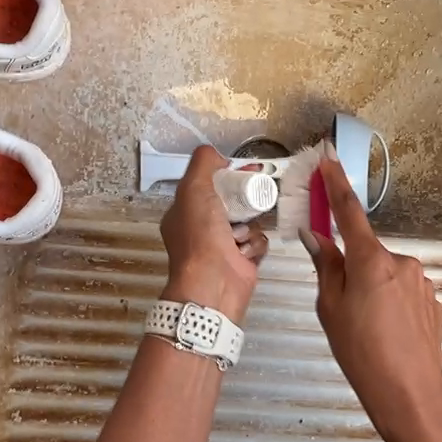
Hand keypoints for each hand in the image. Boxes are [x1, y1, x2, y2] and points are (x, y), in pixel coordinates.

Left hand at [160, 146, 268, 320]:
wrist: (212, 284)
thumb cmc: (198, 237)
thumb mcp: (193, 189)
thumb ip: (203, 164)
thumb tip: (218, 157)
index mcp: (184, 213)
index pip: (208, 186)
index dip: (227, 176)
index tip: (245, 170)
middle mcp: (202, 230)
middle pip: (232, 203)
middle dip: (244, 201)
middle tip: (254, 197)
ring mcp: (222, 247)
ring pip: (248, 222)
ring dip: (248, 227)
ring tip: (238, 236)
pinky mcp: (242, 261)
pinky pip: (258, 243)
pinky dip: (255, 245)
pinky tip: (245, 252)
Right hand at [300, 158, 441, 441]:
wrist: (410, 395)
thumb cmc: (362, 354)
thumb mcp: (330, 309)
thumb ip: (326, 267)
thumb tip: (318, 238)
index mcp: (371, 260)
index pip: (349, 212)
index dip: (336, 184)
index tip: (328, 159)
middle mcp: (401, 263)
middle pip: (365, 253)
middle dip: (350, 270)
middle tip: (340, 308)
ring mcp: (421, 282)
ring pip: (384, 275)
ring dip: (370, 290)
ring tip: (364, 330)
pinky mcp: (432, 301)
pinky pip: (401, 292)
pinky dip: (388, 305)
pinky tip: (384, 334)